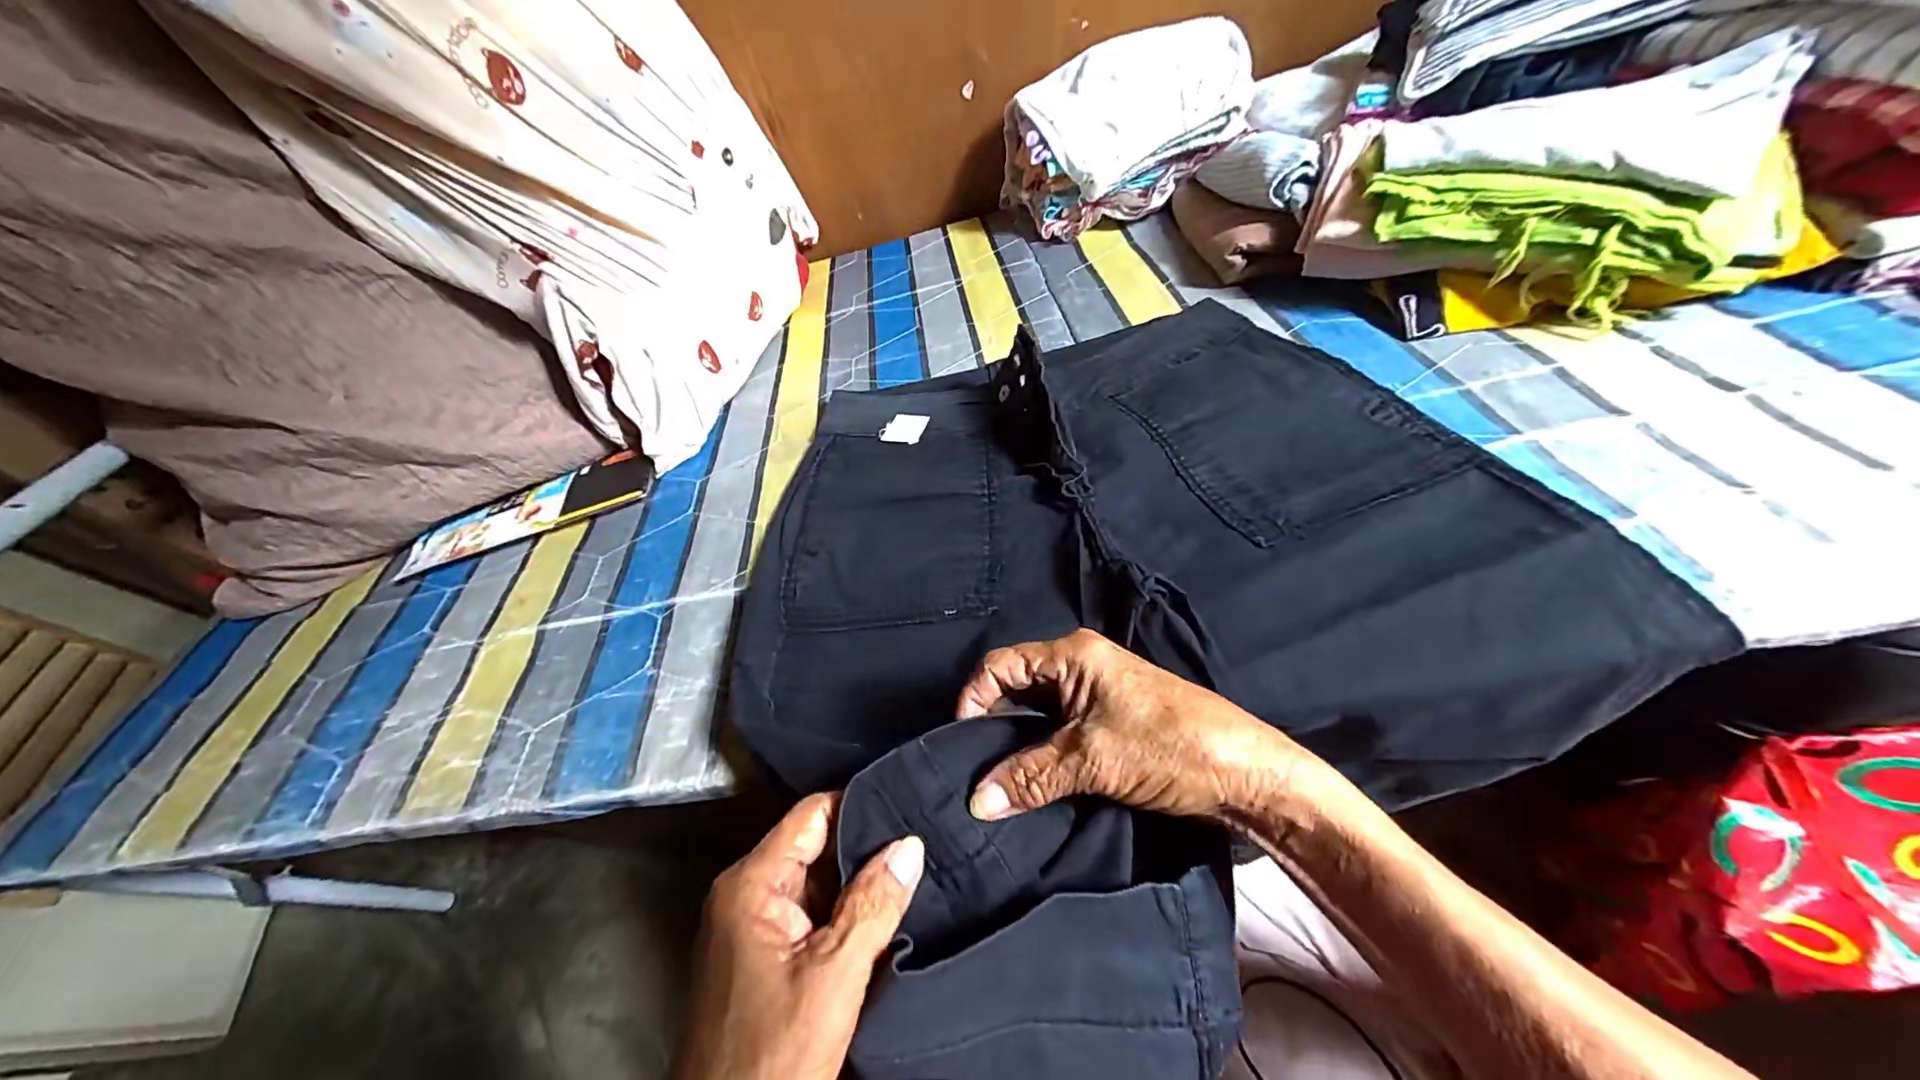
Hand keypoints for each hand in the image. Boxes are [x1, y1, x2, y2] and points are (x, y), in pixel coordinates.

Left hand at [672, 793, 924, 1079]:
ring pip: (817, 880)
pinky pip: (811, 912)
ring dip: (857, 883)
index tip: (903, 805)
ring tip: (907, 876)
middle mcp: (745, 894)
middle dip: (864, 846)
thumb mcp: (835, 974)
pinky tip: (880, 916)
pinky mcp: (764, 954)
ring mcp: (752, 925)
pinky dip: (844, 913)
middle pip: (814, 845)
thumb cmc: (771, 1060)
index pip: (811, 814)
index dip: (858, 805)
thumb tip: (909, 847)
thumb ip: (873, 903)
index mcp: (750, 885)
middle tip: (914, 846)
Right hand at [958, 629, 1347, 827]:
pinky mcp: (1113, 725)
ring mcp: (1100, 696)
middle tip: (978, 768)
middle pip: (1018, 689)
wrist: (1248, 774)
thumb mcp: (1092, 760)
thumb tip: (977, 800)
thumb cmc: (1172, 746)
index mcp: (1075, 654)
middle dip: (996, 727)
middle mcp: (1083, 667)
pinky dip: (1046, 757)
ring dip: (1023, 748)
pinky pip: (1063, 734)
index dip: (975, 698)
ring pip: (1041, 716)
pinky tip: (1038, 786)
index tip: (962, 742)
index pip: (1001, 665)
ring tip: (1004, 783)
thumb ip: (1030, 776)